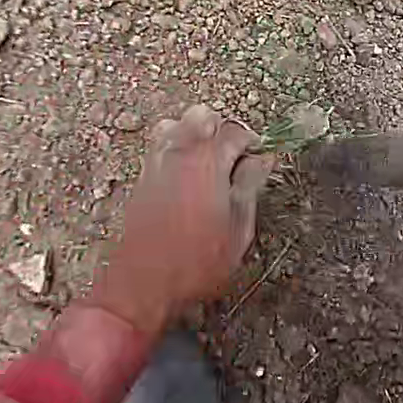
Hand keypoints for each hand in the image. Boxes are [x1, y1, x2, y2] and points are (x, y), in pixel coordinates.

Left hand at [92, 105, 273, 334]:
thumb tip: (262, 161)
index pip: (235, 132)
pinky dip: (176, 146)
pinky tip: (189, 174)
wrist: (141, 286)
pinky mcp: (141, 178)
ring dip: (195, 134)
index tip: (260, 158)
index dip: (253, 142)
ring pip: (176, 124)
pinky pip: (159, 144)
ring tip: (210, 162)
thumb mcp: (238, 229)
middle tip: (236, 157)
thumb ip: (250, 186)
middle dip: (223, 130)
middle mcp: (178, 156)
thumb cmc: (196, 263)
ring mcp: (155, 165)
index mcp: (208, 165)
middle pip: (202, 116)